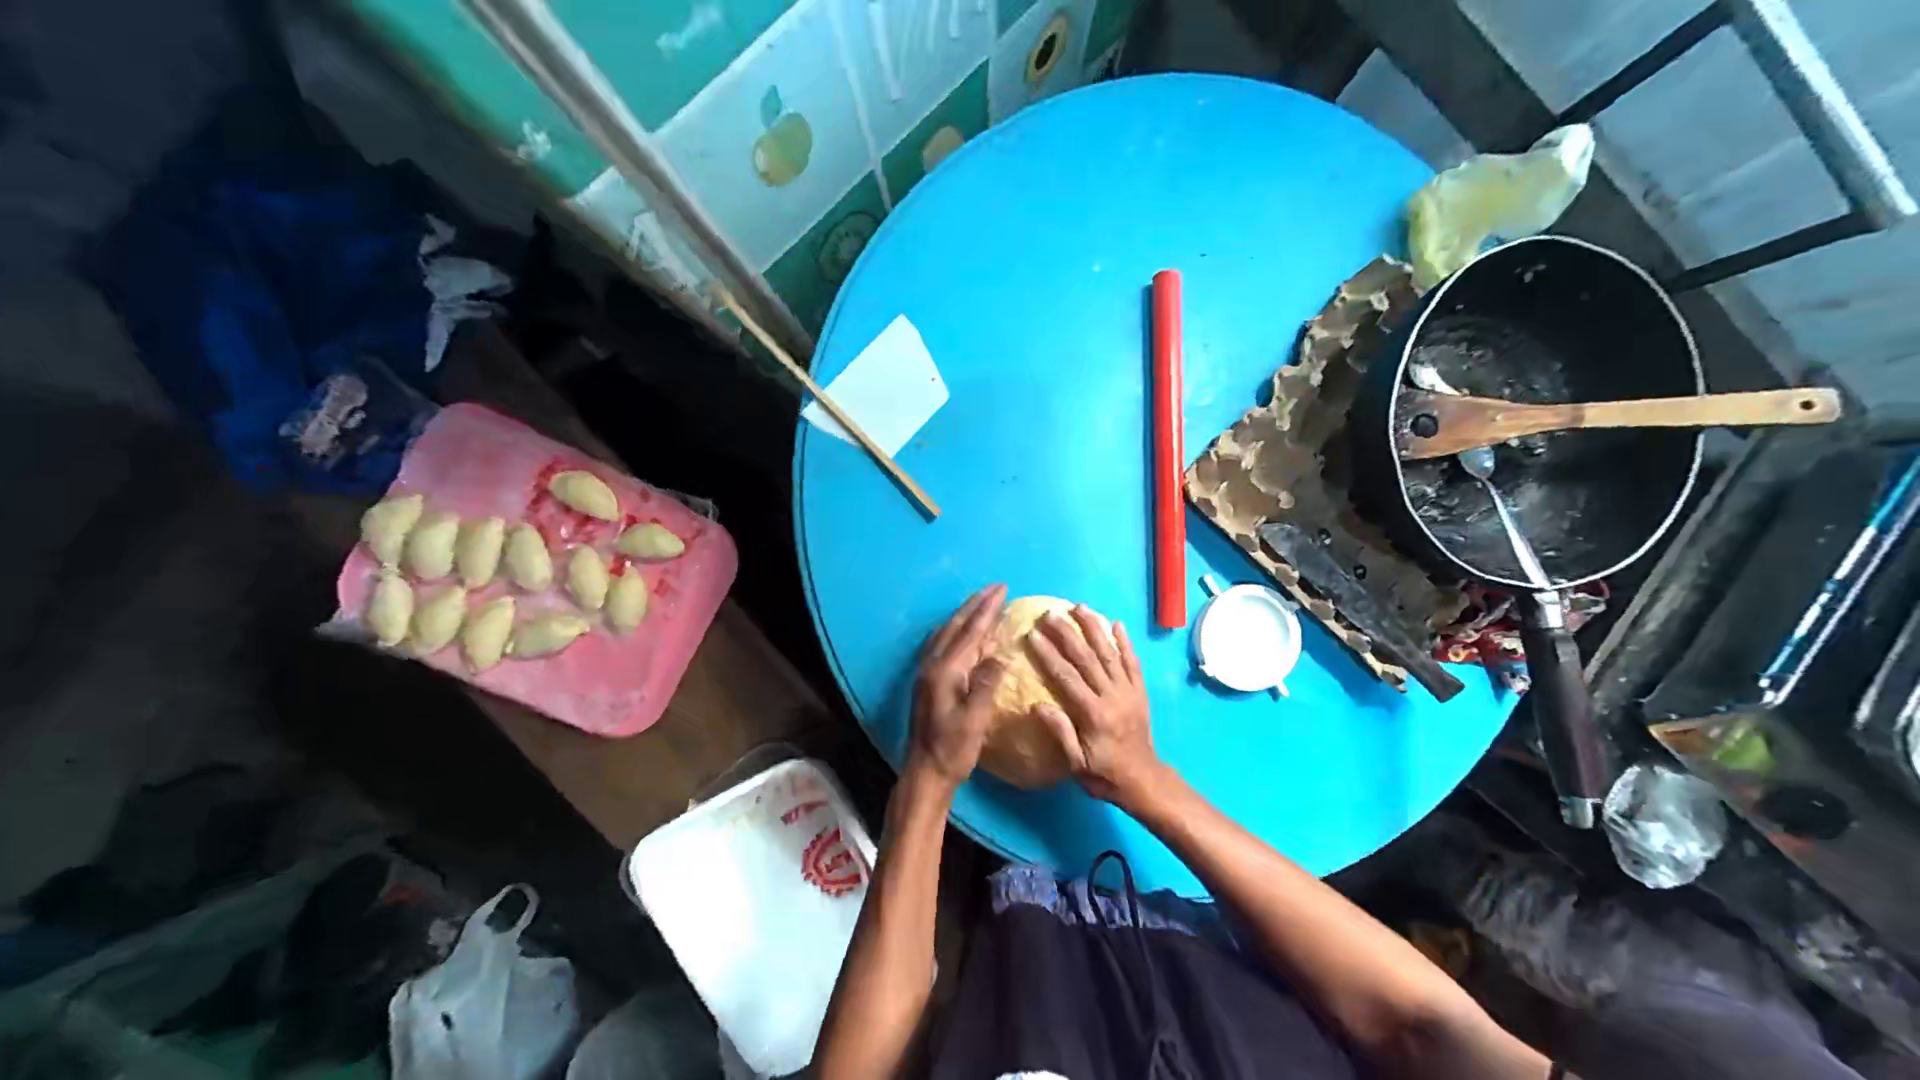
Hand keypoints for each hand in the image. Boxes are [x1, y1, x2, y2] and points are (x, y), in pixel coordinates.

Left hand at [908, 584, 1008, 788]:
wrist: (924, 772)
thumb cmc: (953, 749)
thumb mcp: (975, 719)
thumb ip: (986, 684)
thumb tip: (1000, 656)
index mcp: (945, 670)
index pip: (970, 632)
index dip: (987, 609)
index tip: (1002, 590)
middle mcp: (932, 664)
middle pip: (956, 626)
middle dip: (975, 604)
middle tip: (995, 588)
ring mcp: (926, 671)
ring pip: (946, 632)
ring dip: (964, 614)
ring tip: (981, 602)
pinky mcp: (926, 680)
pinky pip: (941, 643)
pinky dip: (955, 629)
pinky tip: (961, 631)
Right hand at [1027, 606, 1165, 806]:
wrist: (1143, 780)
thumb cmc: (1103, 774)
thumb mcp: (1075, 763)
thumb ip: (1059, 732)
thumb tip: (1037, 705)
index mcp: (1093, 714)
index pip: (1067, 677)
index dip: (1048, 654)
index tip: (1032, 634)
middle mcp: (1112, 696)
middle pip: (1087, 658)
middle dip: (1067, 633)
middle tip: (1049, 613)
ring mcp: (1129, 691)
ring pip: (1110, 653)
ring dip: (1094, 628)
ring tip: (1079, 607)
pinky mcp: (1140, 691)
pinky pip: (1133, 662)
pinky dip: (1125, 642)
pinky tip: (1116, 624)